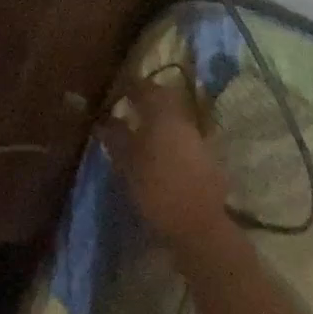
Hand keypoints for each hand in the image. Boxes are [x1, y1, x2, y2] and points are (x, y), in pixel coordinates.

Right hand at [97, 77, 230, 248]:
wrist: (200, 227)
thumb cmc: (157, 190)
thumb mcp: (127, 164)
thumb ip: (115, 137)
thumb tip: (104, 120)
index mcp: (163, 115)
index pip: (145, 88)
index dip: (129, 86)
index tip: (115, 90)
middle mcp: (183, 120)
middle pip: (164, 99)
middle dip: (146, 99)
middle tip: (128, 106)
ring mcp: (199, 139)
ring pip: (175, 118)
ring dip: (159, 119)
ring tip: (140, 130)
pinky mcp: (208, 159)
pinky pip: (184, 136)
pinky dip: (170, 137)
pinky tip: (159, 151)